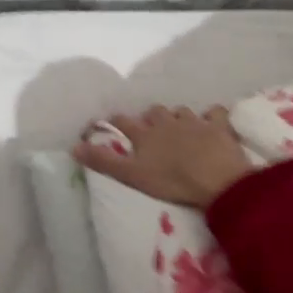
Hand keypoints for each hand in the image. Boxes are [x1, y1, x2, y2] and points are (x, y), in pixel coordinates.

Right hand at [73, 104, 256, 208]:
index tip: (111, 122)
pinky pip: (215, 113)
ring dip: (178, 117)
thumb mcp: (132, 175)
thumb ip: (103, 162)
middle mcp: (167, 122)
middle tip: (151, 130)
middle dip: (150, 117)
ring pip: (181, 111)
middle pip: (154, 112)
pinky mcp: (218, 126)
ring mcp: (194, 122)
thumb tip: (73, 146)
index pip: (124, 122)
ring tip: (179, 128)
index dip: (116, 121)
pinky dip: (212, 116)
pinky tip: (212, 122)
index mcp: (145, 134)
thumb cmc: (171, 181)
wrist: (217, 179)